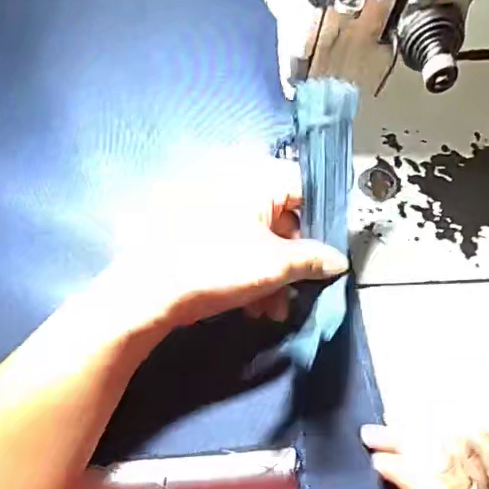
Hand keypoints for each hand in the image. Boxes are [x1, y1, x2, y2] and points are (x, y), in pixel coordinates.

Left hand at [90, 156, 347, 331]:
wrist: (150, 292)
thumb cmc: (216, 268)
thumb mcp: (276, 266)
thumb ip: (314, 260)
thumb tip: (338, 260)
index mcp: (257, 178)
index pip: (305, 190)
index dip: (320, 224)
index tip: (324, 257)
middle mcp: (234, 184)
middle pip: (282, 219)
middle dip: (292, 262)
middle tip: (296, 293)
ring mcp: (212, 208)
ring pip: (258, 238)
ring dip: (271, 276)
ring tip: (270, 309)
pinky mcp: (195, 232)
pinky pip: (234, 246)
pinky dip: (246, 273)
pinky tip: (249, 305)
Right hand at [353, 426, 488, 488]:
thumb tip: (360, 483)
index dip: (405, 471)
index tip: (373, 460)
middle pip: (451, 467)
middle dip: (407, 443)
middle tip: (372, 435)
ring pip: (466, 454)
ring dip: (427, 434)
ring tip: (394, 429)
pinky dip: (461, 434)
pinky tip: (435, 428)